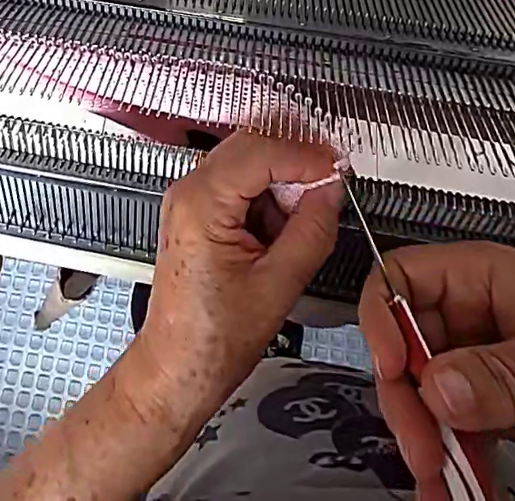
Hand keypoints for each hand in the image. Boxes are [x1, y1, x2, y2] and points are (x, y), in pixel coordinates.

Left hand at [133, 131, 342, 425]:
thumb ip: (312, 230)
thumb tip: (332, 189)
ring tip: (307, 210)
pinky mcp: (199, 208)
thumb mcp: (279, 285)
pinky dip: (269, 190)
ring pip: (247, 158)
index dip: (306, 155)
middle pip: (252, 144)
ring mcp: (191, 197)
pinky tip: (283, 223)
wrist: (176, 369)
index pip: (262, 151)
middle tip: (332, 176)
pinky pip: (240, 180)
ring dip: (283, 174)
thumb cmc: (213, 340)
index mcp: (202, 203)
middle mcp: (189, 190)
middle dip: (296, 157)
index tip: (338, 168)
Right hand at [360, 242, 514, 500]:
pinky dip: (447, 458)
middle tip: (425, 447)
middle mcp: (472, 312)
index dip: (385, 314)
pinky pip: (446, 425)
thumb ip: (504, 373)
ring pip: (419, 388)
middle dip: (406, 396)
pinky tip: (462, 485)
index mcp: (482, 276)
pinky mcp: (488, 402)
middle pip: (403, 339)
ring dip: (424, 436)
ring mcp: (478, 359)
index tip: (391, 368)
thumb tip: (439, 385)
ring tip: (444, 480)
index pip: (404, 275)